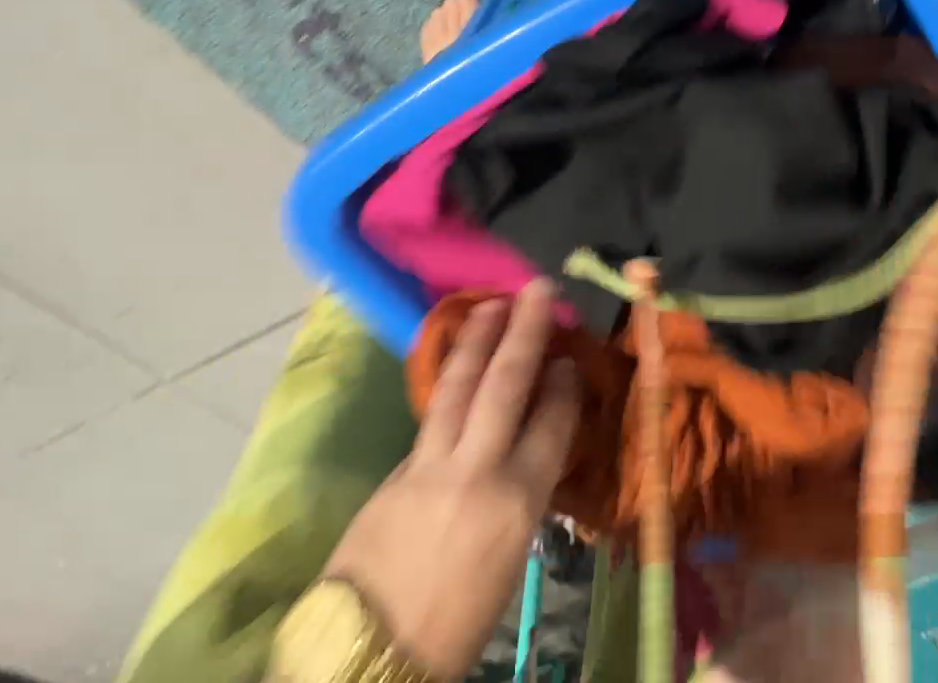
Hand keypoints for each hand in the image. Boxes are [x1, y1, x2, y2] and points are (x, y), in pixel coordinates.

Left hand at [324, 281, 579, 678]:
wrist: (368, 656)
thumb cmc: (458, 623)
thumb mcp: (508, 557)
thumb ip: (518, 495)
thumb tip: (522, 450)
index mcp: (517, 503)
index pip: (550, 423)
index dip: (563, 386)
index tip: (570, 358)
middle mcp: (476, 472)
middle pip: (504, 386)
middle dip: (524, 332)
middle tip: (539, 290)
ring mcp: (428, 468)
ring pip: (456, 388)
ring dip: (476, 341)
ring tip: (491, 304)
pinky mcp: (395, 474)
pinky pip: (431, 418)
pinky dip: (448, 385)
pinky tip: (455, 368)